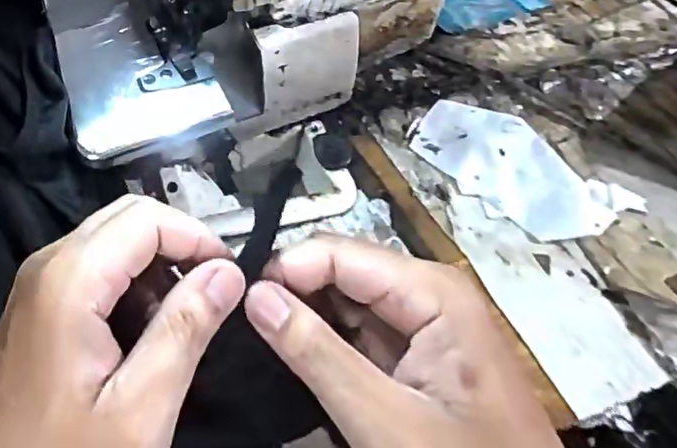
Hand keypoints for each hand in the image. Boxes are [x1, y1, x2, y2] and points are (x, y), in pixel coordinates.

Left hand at [0, 195, 245, 447]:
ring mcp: (37, 280)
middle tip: (215, 291)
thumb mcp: (137, 410)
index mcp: (70, 275)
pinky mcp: (35, 302)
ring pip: (109, 238)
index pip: (146, 218)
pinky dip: (127, 281)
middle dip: (177, 243)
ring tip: (184, 319)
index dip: (196, 236)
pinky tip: (144, 331)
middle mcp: (49, 262)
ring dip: (153, 263)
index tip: (234, 274)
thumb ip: (183, 331)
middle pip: (126, 217)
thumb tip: (226, 273)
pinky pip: (90, 265)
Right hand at [244, 235, 560, 447]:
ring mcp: (427, 323)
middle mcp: (431, 292)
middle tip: (249, 323)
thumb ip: (318, 354)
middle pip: (341, 271)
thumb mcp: (389, 423)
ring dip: (308, 318)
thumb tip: (255, 295)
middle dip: (296, 292)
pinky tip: (301, 356)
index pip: (337, 253)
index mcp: (433, 291)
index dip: (287, 270)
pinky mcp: (421, 353)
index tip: (243, 300)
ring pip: (346, 300)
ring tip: (266, 338)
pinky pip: (361, 330)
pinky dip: (329, 342)